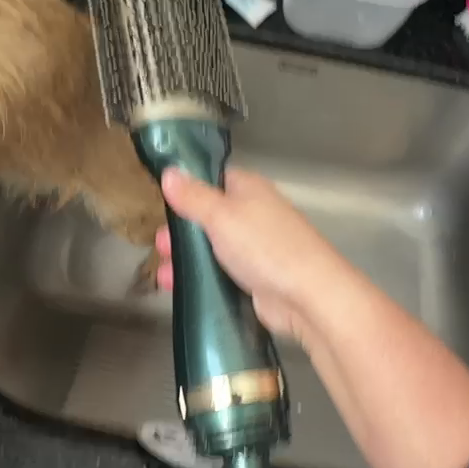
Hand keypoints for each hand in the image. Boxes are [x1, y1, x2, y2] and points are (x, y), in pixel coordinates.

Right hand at [153, 168, 365, 342]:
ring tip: (164, 270)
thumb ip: (193, 196)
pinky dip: (201, 278)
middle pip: (209, 216)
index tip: (162, 201)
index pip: (213, 179)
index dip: (187, 188)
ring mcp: (256, 247)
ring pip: (213, 247)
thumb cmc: (264, 246)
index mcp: (248, 189)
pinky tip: (177, 288)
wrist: (309, 296)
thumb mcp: (221, 215)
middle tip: (160, 244)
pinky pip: (222, 273)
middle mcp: (254, 214)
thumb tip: (169, 171)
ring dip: (187, 258)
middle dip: (182, 230)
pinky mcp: (257, 278)